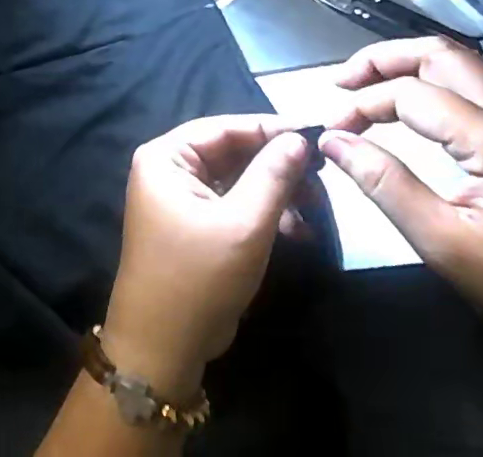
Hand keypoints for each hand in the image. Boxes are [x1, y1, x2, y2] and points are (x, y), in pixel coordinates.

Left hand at [103, 115, 311, 397]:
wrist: (161, 355)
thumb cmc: (198, 280)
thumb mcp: (245, 224)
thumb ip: (274, 174)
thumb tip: (300, 138)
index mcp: (168, 158)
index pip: (227, 127)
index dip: (272, 128)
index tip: (316, 133)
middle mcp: (170, 170)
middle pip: (234, 152)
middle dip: (279, 165)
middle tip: (322, 174)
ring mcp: (181, 198)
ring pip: (239, 179)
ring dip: (277, 191)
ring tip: (316, 206)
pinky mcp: (195, 225)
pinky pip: (235, 203)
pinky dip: (265, 213)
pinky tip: (299, 230)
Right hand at [320, 38, 482, 353]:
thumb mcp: (450, 247)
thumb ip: (388, 187)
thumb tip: (336, 143)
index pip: (413, 94)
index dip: (364, 104)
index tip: (332, 130)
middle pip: (440, 54)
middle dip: (384, 58)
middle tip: (342, 82)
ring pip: (461, 63)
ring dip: (410, 65)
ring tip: (368, 86)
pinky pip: (477, 86)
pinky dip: (435, 82)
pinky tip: (415, 107)